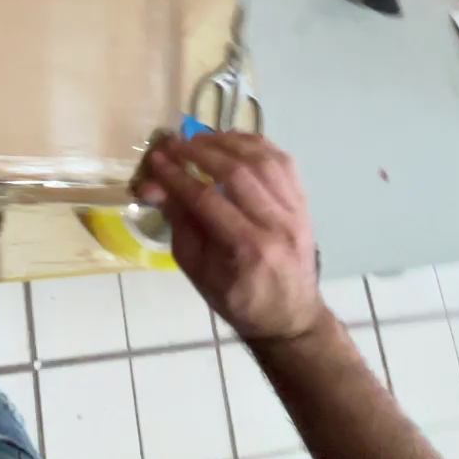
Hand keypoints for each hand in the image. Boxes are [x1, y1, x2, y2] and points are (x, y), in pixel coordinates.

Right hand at [132, 131, 323, 342]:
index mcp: (248, 250)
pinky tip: (231, 141)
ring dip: (226, 143)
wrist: (291, 318)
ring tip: (200, 140)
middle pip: (236, 173)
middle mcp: (277, 226)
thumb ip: (178, 222)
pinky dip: (254, 144)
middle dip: (199, 152)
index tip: (155, 159)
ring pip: (262, 160)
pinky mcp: (303, 203)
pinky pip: (281, 160)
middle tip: (174, 145)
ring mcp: (296, 212)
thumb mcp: (197, 269)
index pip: (206, 199)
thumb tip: (154, 184)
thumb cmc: (237, 299)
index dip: (176, 175)